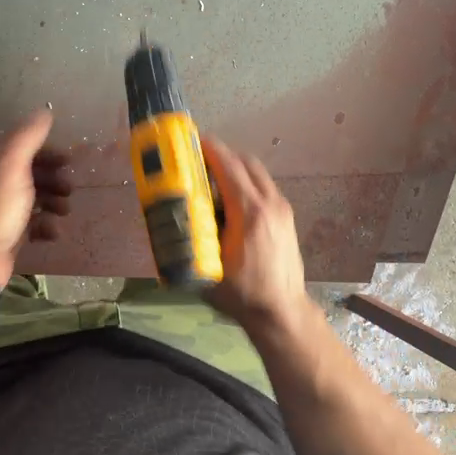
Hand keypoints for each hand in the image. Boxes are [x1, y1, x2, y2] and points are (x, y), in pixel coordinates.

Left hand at [0, 110, 72, 283]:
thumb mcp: (10, 169)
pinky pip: (33, 226)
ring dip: (54, 203)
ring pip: (34, 201)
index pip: (23, 149)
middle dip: (54, 180)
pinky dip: (46, 227)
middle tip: (70, 190)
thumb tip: (44, 111)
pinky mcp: (9, 236)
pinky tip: (53, 234)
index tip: (69, 160)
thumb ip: (26, 139)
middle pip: (31, 175)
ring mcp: (2, 213)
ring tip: (64, 212)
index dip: (47, 152)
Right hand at [203, 138, 312, 332]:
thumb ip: (190, 241)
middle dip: (221, 156)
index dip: (209, 150)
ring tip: (212, 180)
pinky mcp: (286, 219)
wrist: (280, 312)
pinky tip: (231, 203)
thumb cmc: (241, 293)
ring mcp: (282, 210)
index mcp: (249, 212)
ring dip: (235, 170)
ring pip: (257, 174)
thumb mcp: (206, 267)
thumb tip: (168, 222)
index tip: (191, 142)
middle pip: (246, 163)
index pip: (229, 166)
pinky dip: (246, 185)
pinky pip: (264, 189)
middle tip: (198, 161)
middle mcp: (270, 203)